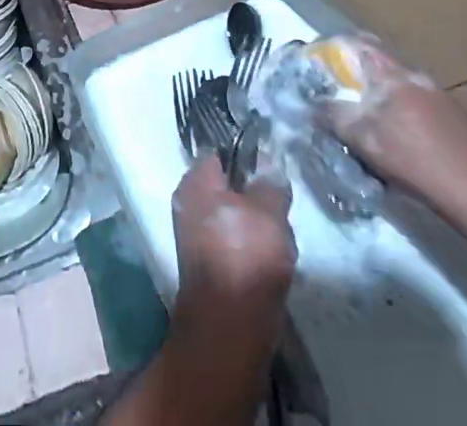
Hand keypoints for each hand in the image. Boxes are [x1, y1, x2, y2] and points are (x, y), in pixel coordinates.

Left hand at [172, 157, 295, 309]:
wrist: (229, 314)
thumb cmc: (246, 253)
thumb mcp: (268, 212)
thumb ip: (268, 185)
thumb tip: (268, 165)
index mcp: (194, 182)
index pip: (215, 153)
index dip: (241, 151)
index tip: (268, 157)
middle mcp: (186, 200)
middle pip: (222, 183)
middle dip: (250, 190)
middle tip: (280, 199)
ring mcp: (192, 229)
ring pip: (227, 211)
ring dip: (252, 218)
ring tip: (279, 228)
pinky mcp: (204, 255)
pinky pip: (228, 235)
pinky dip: (247, 240)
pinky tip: (270, 252)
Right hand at [315, 37, 466, 196]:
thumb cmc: (417, 159)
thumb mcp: (360, 137)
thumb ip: (329, 113)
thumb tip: (306, 102)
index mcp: (394, 75)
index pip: (357, 43)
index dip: (330, 49)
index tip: (310, 65)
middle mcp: (419, 80)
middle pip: (376, 68)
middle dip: (349, 81)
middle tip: (327, 100)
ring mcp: (442, 102)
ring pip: (395, 91)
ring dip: (374, 102)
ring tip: (357, 126)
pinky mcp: (456, 124)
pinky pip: (413, 109)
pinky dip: (395, 119)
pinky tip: (390, 143)